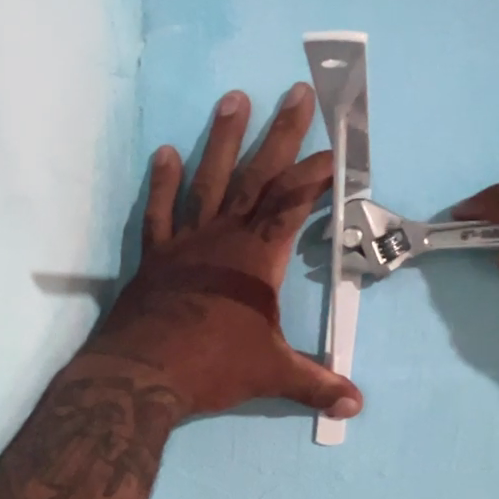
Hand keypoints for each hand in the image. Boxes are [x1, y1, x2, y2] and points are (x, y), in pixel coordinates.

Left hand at [81, 86, 363, 418]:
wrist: (143, 372)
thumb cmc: (212, 366)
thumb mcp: (271, 374)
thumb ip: (314, 384)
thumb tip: (356, 406)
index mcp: (257, 259)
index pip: (294, 204)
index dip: (317, 175)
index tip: (339, 149)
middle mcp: (223, 239)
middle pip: (258, 177)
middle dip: (282, 135)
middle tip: (298, 93)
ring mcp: (185, 243)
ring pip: (209, 181)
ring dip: (223, 140)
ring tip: (234, 97)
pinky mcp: (154, 257)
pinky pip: (159, 212)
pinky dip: (162, 183)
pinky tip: (165, 152)